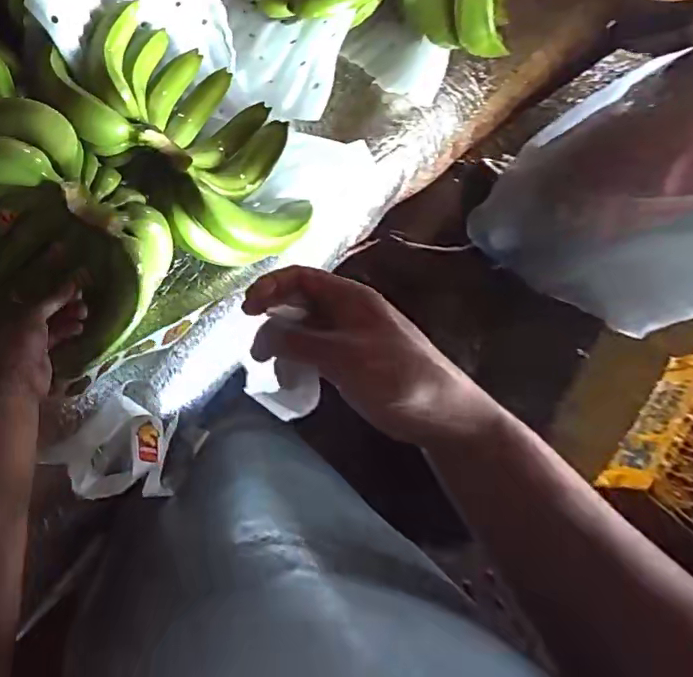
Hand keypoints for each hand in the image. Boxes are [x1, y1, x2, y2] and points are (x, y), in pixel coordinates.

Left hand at [0, 281, 86, 408]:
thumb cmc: (19, 342)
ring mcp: (29, 340)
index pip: (31, 294)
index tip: (69, 284)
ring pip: (51, 323)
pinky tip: (79, 327)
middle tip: (81, 297)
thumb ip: (53, 299)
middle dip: (63, 303)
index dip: (50, 289)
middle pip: (44, 309)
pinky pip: (56, 338)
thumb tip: (72, 283)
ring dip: (68, 316)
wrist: (17, 383)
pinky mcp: (41, 355)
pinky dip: (67, 331)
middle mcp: (17, 323)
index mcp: (8, 311)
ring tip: (84, 312)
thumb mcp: (34, 314)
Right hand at [245, 267, 495, 448]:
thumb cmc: (396, 377)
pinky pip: (317, 350)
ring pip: (306, 328)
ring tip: (271, 368)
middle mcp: (348, 310)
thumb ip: (298, 343)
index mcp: (350, 297)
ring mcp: (352, 335)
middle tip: (255, 346)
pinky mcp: (355, 359)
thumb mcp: (342, 358)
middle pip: (300, 301)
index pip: (300, 277)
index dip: (270, 286)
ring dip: (285, 344)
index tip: (246, 310)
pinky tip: (294, 381)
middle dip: (273, 319)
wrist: (446, 415)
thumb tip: (261, 335)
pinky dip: (300, 360)